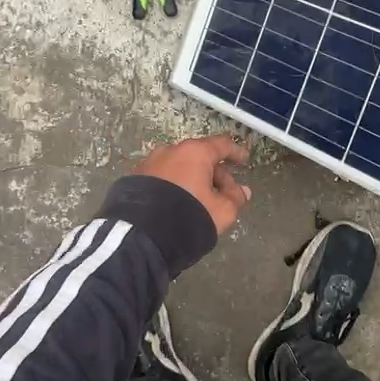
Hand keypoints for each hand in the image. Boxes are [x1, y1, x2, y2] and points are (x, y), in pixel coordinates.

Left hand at [132, 135, 252, 234]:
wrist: (142, 234)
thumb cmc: (189, 215)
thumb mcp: (222, 211)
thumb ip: (235, 198)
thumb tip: (242, 191)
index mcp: (195, 153)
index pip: (222, 145)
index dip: (236, 153)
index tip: (244, 160)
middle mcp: (171, 151)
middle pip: (200, 157)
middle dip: (214, 174)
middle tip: (224, 194)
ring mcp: (150, 163)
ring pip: (180, 167)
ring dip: (193, 180)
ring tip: (200, 201)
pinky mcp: (135, 179)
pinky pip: (163, 178)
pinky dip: (175, 186)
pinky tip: (178, 204)